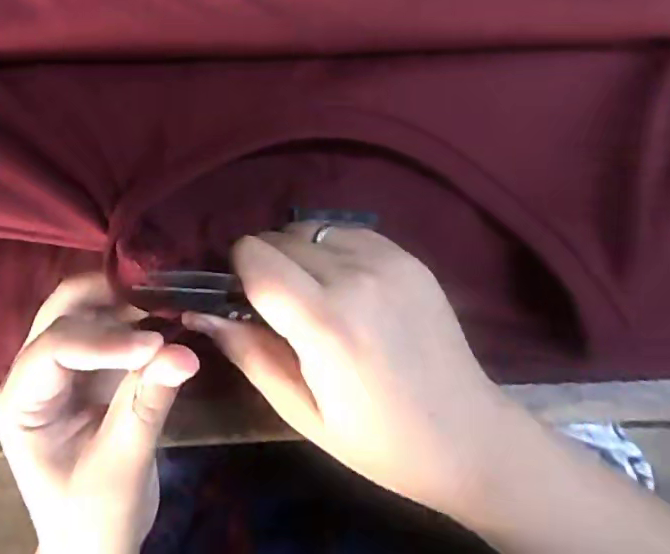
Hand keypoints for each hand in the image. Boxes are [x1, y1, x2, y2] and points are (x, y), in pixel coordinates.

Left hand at [0, 274, 199, 553]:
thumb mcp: (122, 468)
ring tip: (166, 305)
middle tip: (158, 299)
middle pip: (63, 311)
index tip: (154, 342)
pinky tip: (163, 316)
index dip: (103, 339)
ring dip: (122, 301)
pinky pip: (106, 323)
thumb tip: (184, 352)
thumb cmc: (95, 519)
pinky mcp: (87, 365)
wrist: (95, 546)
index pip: (54, 349)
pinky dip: (133, 316)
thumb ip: (146, 405)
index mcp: (21, 402)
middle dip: (108, 299)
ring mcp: (59, 365)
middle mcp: (32, 373)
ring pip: (84, 306)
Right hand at [184, 223, 530, 523]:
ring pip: (308, 229)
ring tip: (317, 296)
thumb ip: (247, 353)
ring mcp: (386, 260)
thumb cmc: (378, 441)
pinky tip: (348, 288)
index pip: (254, 256)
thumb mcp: (302, 412)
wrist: (470, 437)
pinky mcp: (406, 254)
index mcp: (327, 324)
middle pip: (277, 238)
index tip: (245, 300)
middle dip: (266, 265)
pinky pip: (344, 232)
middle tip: (284, 309)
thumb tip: (199, 312)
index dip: (238, 271)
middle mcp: (356, 277)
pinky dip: (330, 251)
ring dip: (298, 255)